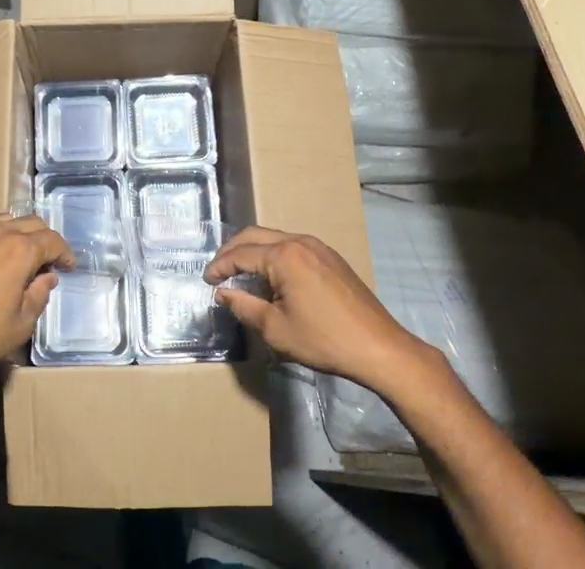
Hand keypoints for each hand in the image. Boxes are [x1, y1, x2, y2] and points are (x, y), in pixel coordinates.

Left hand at [0, 211, 74, 387]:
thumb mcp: (21, 324)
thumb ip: (39, 296)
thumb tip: (46, 278)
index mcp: (21, 251)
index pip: (53, 241)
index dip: (64, 253)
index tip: (68, 266)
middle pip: (31, 224)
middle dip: (44, 241)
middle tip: (45, 263)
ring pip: (4, 219)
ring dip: (16, 233)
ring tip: (15, 255)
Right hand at [204, 226, 432, 386]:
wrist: (378, 347)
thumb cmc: (323, 339)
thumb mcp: (275, 328)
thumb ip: (244, 306)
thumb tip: (223, 293)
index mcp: (284, 255)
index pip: (241, 254)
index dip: (219, 266)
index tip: (206, 280)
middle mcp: (300, 241)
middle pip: (255, 235)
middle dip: (232, 250)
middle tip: (217, 270)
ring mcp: (319, 247)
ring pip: (275, 238)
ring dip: (254, 251)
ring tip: (240, 273)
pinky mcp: (331, 258)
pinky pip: (293, 247)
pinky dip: (274, 255)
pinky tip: (271, 277)